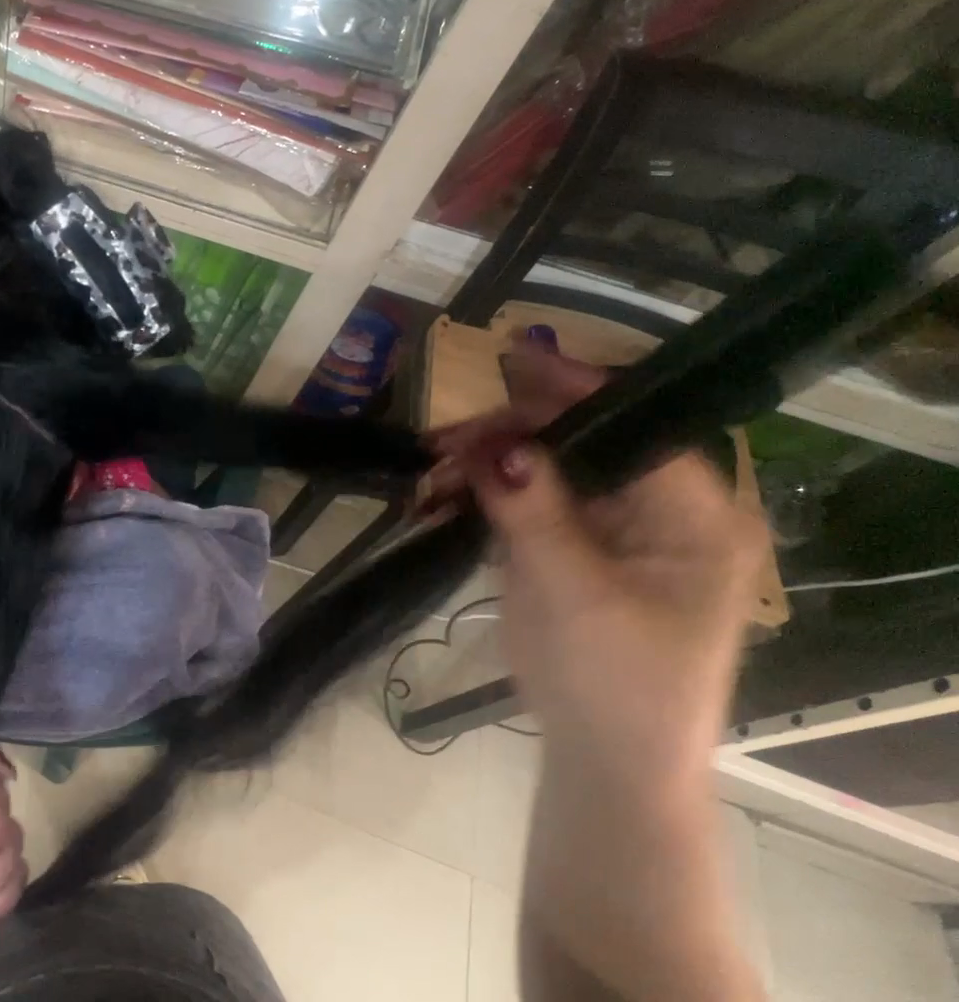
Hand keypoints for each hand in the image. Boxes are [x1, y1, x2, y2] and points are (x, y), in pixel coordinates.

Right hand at [434, 343, 766, 775]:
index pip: (636, 427)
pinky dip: (479, 497)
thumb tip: (495, 444)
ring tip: (426, 478)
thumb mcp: (576, 593)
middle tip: (440, 443)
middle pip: (581, 443)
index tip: (510, 361)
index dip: (575, 390)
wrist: (604, 759)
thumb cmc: (615, 680)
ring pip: (543, 470)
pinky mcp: (569, 552)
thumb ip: (536, 512)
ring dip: (483, 466)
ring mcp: (610, 531)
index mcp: (694, 515)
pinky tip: (436, 499)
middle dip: (508, 435)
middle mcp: (658, 511)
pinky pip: (522, 503)